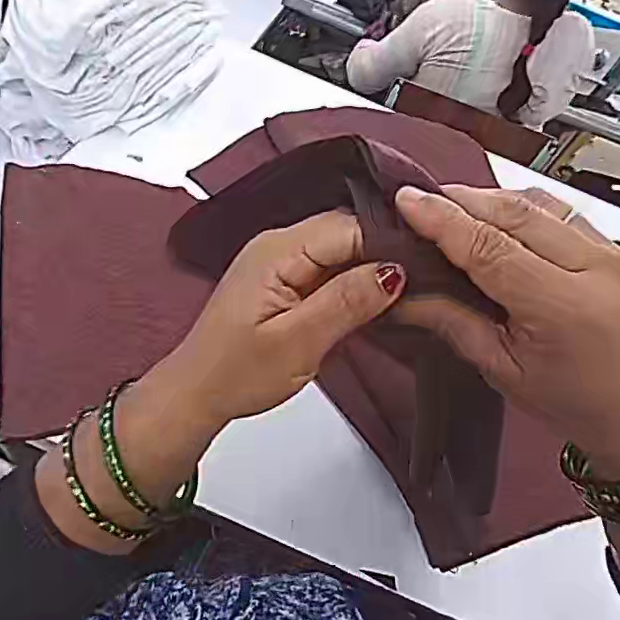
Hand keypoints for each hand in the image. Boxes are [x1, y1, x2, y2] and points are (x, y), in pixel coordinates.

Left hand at [145, 210, 405, 433]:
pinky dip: (352, 284)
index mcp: (278, 251)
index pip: (350, 227)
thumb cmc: (234, 372)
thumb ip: (347, 301)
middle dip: (384, 256)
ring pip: (343, 250)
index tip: (422, 270)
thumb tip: (394, 271)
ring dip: (369, 272)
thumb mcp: (298, 342)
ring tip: (398, 298)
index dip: (389, 245)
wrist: (198, 392)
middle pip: (348, 233)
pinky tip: (368, 304)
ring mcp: (282, 261)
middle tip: (418, 287)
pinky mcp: (286, 279)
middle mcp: (279, 245)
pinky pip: (330, 268)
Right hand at [393, 184, 619, 480]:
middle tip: (421, 203)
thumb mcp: (504, 371)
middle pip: (514, 211)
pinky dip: (521, 208)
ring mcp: (614, 254)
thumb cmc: (581, 404)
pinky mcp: (618, 249)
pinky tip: (496, 219)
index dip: (442, 220)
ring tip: (452, 210)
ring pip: (539, 202)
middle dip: (460, 200)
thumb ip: (452, 322)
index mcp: (565, 308)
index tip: (408, 201)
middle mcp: (598, 270)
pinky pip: (561, 211)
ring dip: (489, 199)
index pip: (490, 246)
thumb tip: (405, 294)